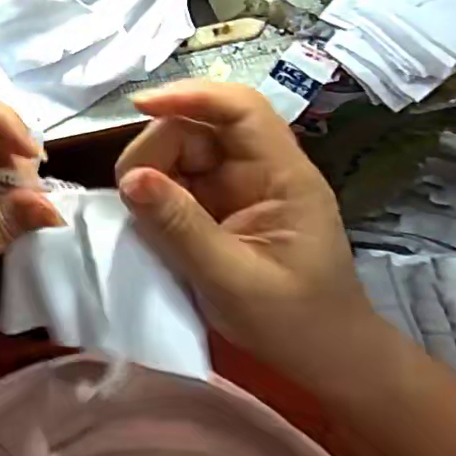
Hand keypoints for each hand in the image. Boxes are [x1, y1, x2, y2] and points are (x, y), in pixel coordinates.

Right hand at [115, 81, 388, 386]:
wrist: (325, 359)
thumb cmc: (296, 324)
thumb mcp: (234, 282)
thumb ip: (181, 228)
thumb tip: (130, 179)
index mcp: (282, 175)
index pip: (240, 108)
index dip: (190, 96)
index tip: (140, 106)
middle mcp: (256, 167)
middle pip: (195, 126)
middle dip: (156, 151)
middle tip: (134, 198)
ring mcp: (234, 183)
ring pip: (177, 149)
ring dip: (150, 173)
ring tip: (145, 220)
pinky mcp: (214, 201)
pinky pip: (173, 176)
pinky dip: (153, 193)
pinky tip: (150, 222)